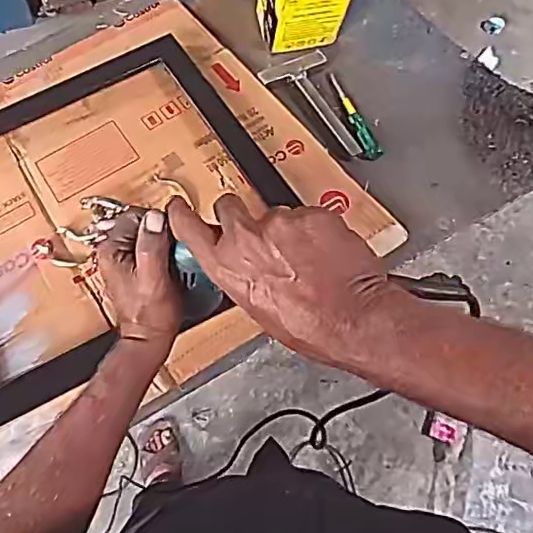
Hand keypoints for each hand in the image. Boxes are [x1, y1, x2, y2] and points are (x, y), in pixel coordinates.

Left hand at [93, 207, 181, 350]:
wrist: (149, 338)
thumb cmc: (151, 314)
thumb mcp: (154, 276)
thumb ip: (152, 245)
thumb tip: (154, 216)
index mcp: (111, 250)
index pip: (135, 215)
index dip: (158, 222)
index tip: (172, 234)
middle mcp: (112, 252)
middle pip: (141, 224)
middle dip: (161, 232)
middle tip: (175, 249)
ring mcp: (122, 260)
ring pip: (147, 236)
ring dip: (163, 242)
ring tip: (174, 258)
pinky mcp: (133, 268)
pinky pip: (150, 249)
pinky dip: (162, 253)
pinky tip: (171, 265)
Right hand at [166, 194, 406, 369]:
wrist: (353, 319)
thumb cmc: (309, 326)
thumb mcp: (257, 309)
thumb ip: (241, 277)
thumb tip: (243, 267)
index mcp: (227, 266)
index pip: (189, 227)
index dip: (182, 214)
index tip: (179, 206)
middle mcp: (247, 239)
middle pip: (229, 206)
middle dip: (241, 215)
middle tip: (262, 234)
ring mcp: (281, 222)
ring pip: (277, 213)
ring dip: (289, 230)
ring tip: (308, 258)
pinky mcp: (312, 213)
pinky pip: (309, 215)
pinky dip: (317, 230)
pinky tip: (326, 253)